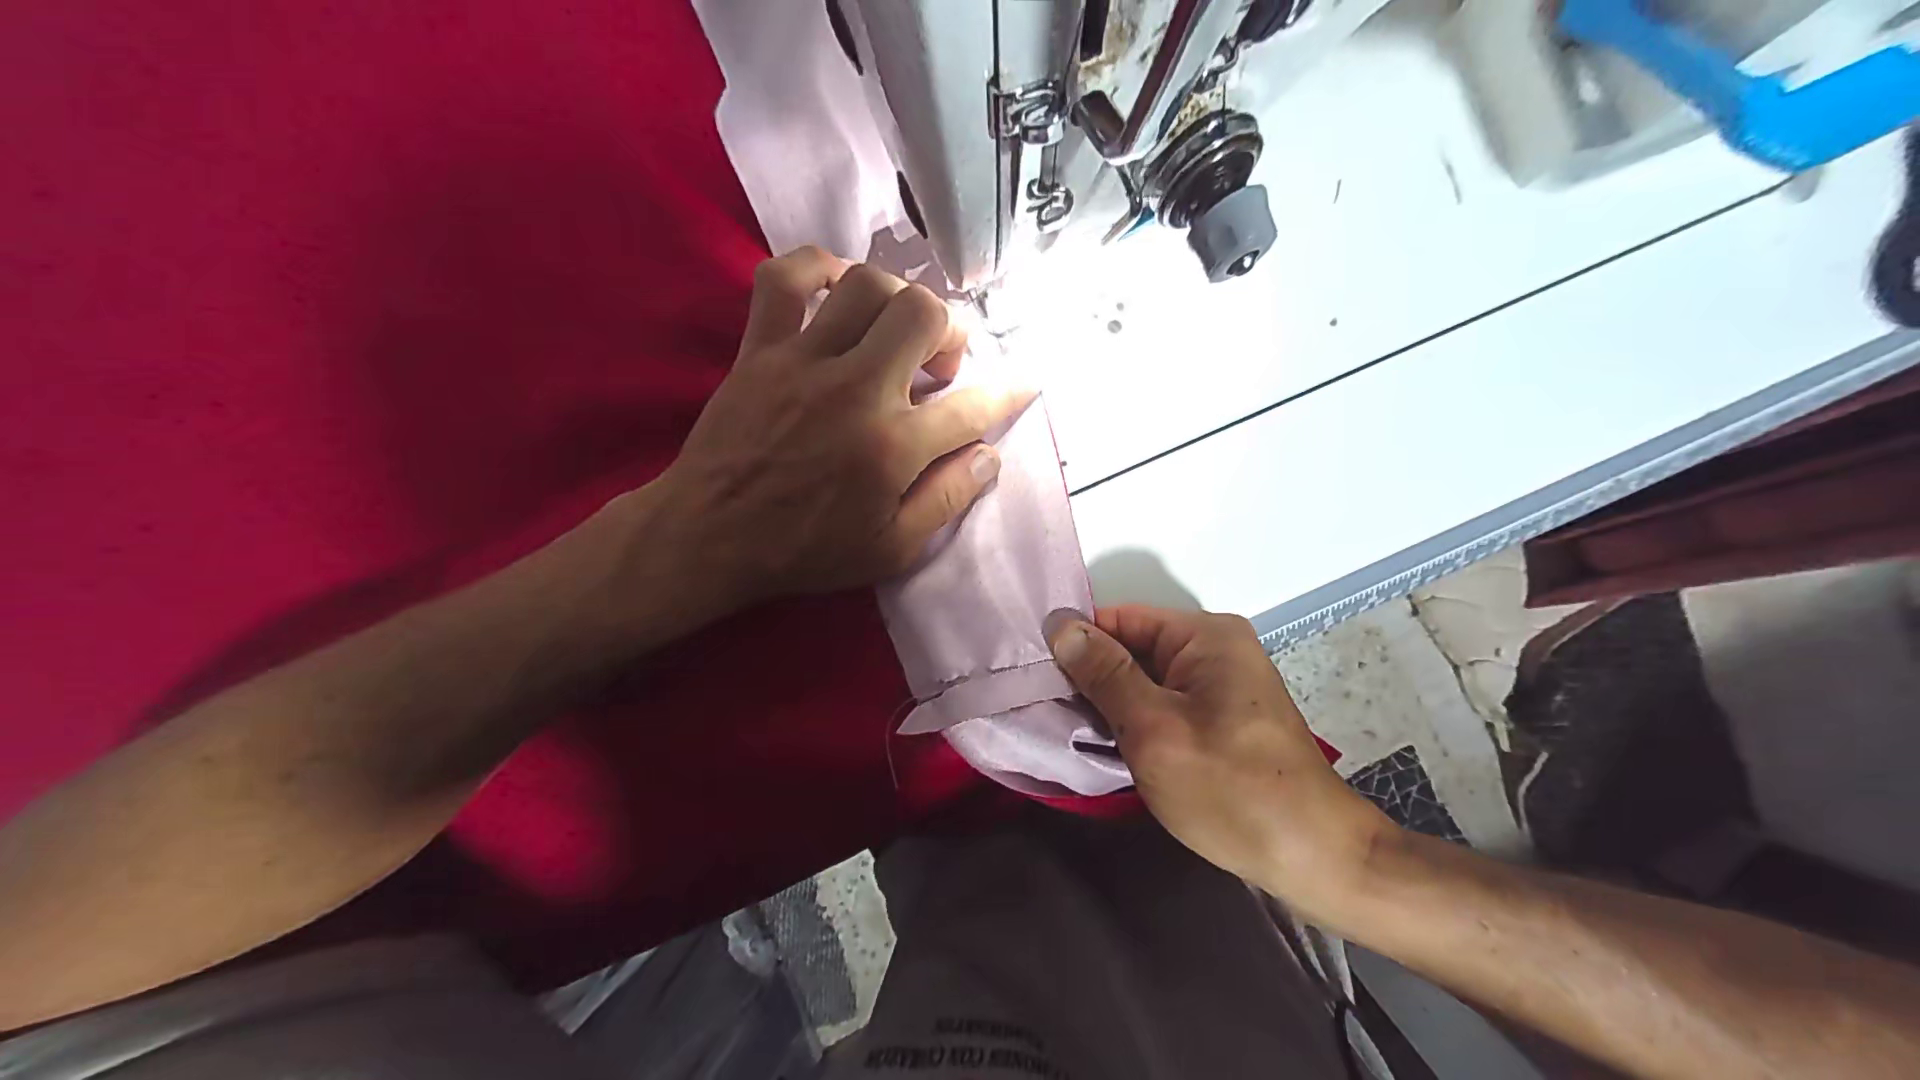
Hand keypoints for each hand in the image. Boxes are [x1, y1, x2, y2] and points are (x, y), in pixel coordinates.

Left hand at [643, 247, 1035, 610]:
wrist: (710, 538)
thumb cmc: (805, 551)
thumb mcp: (891, 549)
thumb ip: (947, 500)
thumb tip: (990, 456)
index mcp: (892, 448)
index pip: (972, 407)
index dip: (1008, 394)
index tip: (1022, 385)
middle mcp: (855, 391)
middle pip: (924, 315)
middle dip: (951, 332)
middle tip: (940, 365)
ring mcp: (803, 362)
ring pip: (867, 285)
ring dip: (897, 300)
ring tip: (895, 331)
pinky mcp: (759, 350)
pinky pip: (783, 279)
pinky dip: (815, 267)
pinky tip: (837, 288)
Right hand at [1046, 606, 1396, 918]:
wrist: (1315, 860)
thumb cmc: (1230, 789)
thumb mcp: (1154, 728)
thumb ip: (1104, 674)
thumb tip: (1060, 625)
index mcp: (1204, 636)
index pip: (1119, 619)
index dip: (1075, 643)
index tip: (1032, 673)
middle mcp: (1214, 649)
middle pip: (1130, 648)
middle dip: (1089, 676)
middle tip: (1042, 708)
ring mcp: (1218, 685)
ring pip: (1142, 680)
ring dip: (1107, 703)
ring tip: (1063, 728)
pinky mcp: (1218, 718)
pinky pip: (1161, 704)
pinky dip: (1132, 721)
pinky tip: (1102, 744)